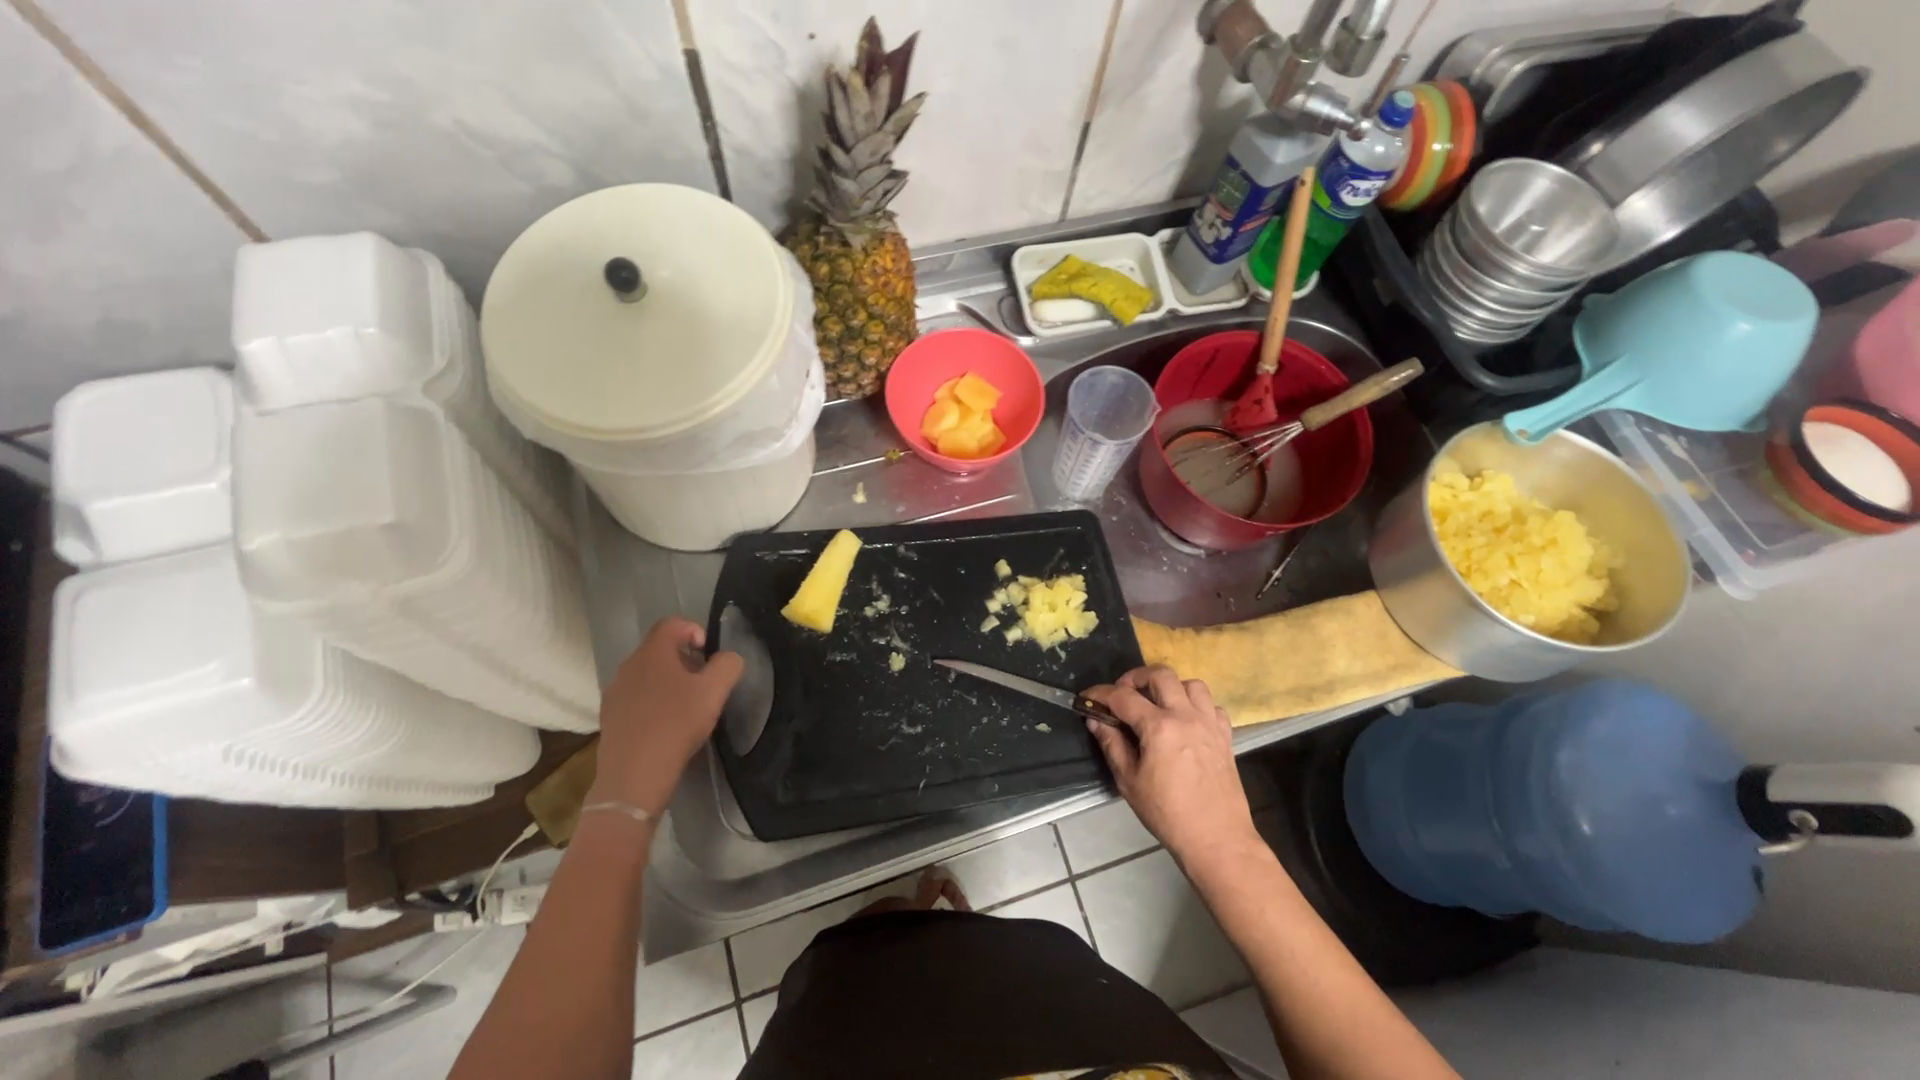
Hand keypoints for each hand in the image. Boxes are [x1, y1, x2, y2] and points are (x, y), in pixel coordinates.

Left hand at [589, 617, 743, 815]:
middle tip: (703, 683)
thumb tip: (728, 658)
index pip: (672, 624)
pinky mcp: (609, 717)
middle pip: (658, 649)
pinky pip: (635, 698)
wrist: (634, 774)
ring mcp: (615, 692)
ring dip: (667, 682)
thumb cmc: (676, 725)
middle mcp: (628, 666)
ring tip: (686, 707)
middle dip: (684, 660)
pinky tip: (665, 727)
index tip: (709, 655)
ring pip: (646, 675)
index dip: (694, 631)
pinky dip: (652, 703)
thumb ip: (727, 666)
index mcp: (653, 653)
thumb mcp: (714, 693)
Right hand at [1083, 666, 1260, 867]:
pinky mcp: (1225, 736)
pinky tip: (1186, 722)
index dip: (1100, 693)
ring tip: (1157, 704)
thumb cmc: (1167, 814)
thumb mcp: (1129, 782)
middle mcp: (1186, 716)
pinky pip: (1211, 705)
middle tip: (1123, 695)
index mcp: (1159, 727)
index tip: (1087, 698)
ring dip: (1170, 687)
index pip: (1123, 697)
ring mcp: (1209, 723)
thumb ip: (1112, 745)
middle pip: (1160, 675)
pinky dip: (1196, 705)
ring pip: (1191, 683)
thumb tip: (1096, 721)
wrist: (1216, 838)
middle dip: (1136, 678)